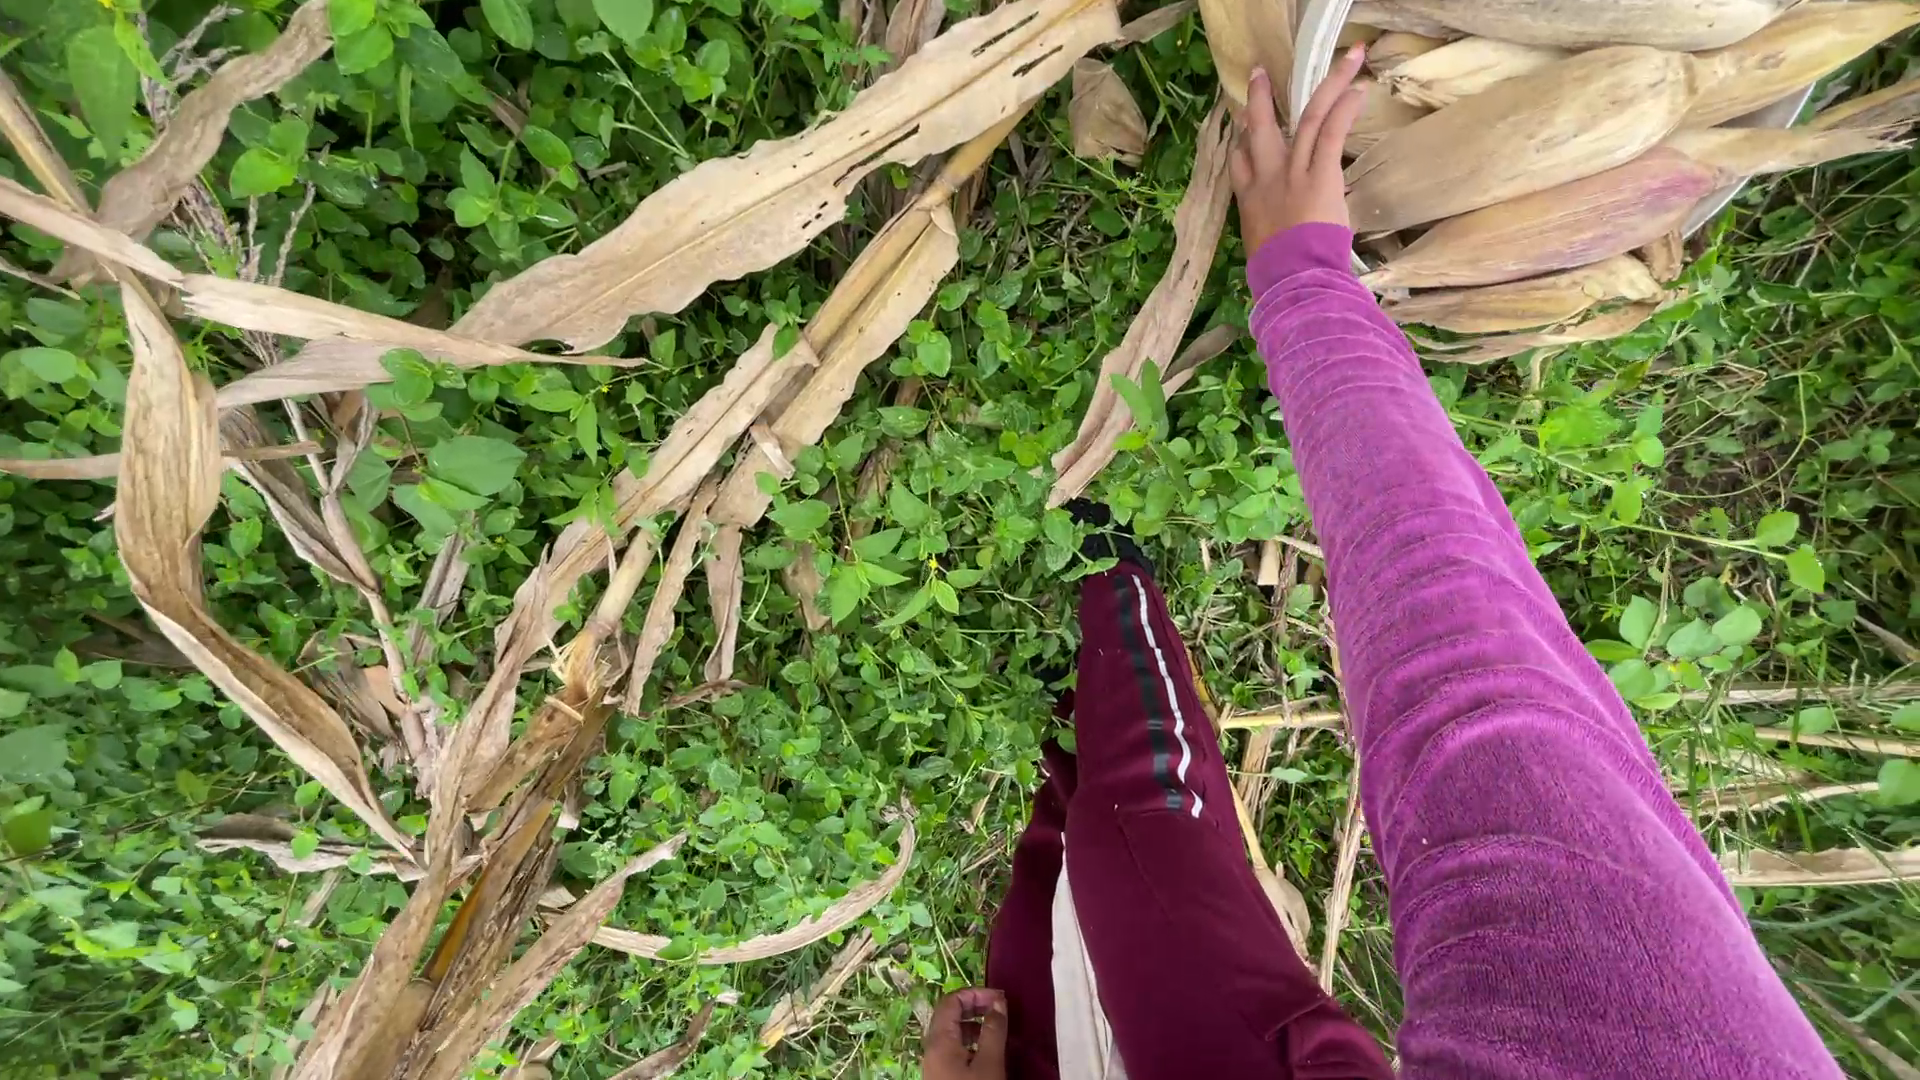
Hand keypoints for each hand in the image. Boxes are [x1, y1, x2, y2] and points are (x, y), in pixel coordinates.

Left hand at [921, 988, 1007, 1079]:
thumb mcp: (989, 1064)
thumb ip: (994, 1031)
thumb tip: (998, 1002)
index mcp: (939, 1038)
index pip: (952, 1000)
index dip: (975, 993)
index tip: (999, 998)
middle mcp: (932, 1047)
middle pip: (950, 1014)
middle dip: (975, 1006)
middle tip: (999, 1009)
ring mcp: (935, 1063)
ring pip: (952, 1033)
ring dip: (974, 1025)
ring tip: (996, 1030)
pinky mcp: (941, 1076)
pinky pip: (953, 1049)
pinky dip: (970, 1042)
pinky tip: (985, 1053)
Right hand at [1230, 44, 1370, 253]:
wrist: (1290, 276)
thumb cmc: (1275, 273)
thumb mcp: (1259, 251)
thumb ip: (1266, 234)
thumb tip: (1276, 238)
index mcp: (1249, 202)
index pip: (1239, 164)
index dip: (1241, 146)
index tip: (1243, 135)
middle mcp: (1267, 180)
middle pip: (1261, 131)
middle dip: (1260, 101)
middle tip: (1260, 77)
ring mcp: (1294, 173)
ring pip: (1307, 118)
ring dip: (1326, 84)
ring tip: (1345, 59)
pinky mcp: (1320, 174)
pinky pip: (1331, 133)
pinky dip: (1344, 109)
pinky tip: (1357, 88)